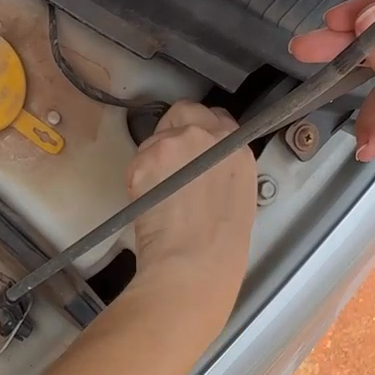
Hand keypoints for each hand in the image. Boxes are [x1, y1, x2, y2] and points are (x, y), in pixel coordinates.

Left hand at [122, 101, 256, 316]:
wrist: (193, 264)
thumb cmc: (219, 248)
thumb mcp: (239, 199)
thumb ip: (223, 171)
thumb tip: (205, 170)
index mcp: (237, 148)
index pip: (217, 117)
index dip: (201, 130)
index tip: (193, 148)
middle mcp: (208, 136)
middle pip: (184, 111)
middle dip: (173, 130)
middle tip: (168, 163)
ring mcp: (175, 143)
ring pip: (155, 137)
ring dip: (153, 158)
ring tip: (159, 194)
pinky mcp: (146, 159)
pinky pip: (136, 161)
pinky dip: (137, 179)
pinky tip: (148, 203)